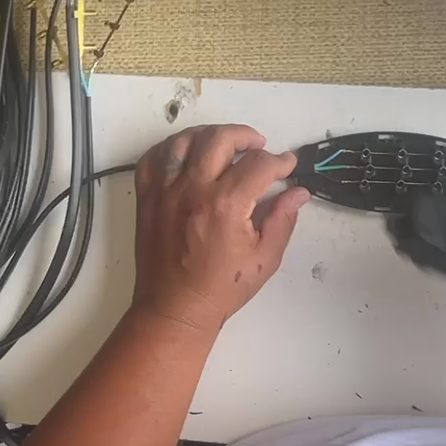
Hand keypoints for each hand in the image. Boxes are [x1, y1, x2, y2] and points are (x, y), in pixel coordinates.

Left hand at [132, 125, 310, 333]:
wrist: (174, 309)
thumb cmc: (220, 289)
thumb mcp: (264, 258)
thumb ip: (283, 219)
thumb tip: (298, 193)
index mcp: (225, 206)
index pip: (258, 164)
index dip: (279, 161)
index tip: (287, 166)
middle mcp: (192, 191)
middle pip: (220, 139)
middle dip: (246, 136)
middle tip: (258, 146)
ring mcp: (164, 191)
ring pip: (185, 140)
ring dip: (209, 136)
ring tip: (225, 145)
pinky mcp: (147, 198)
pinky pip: (153, 158)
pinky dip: (172, 148)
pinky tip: (188, 154)